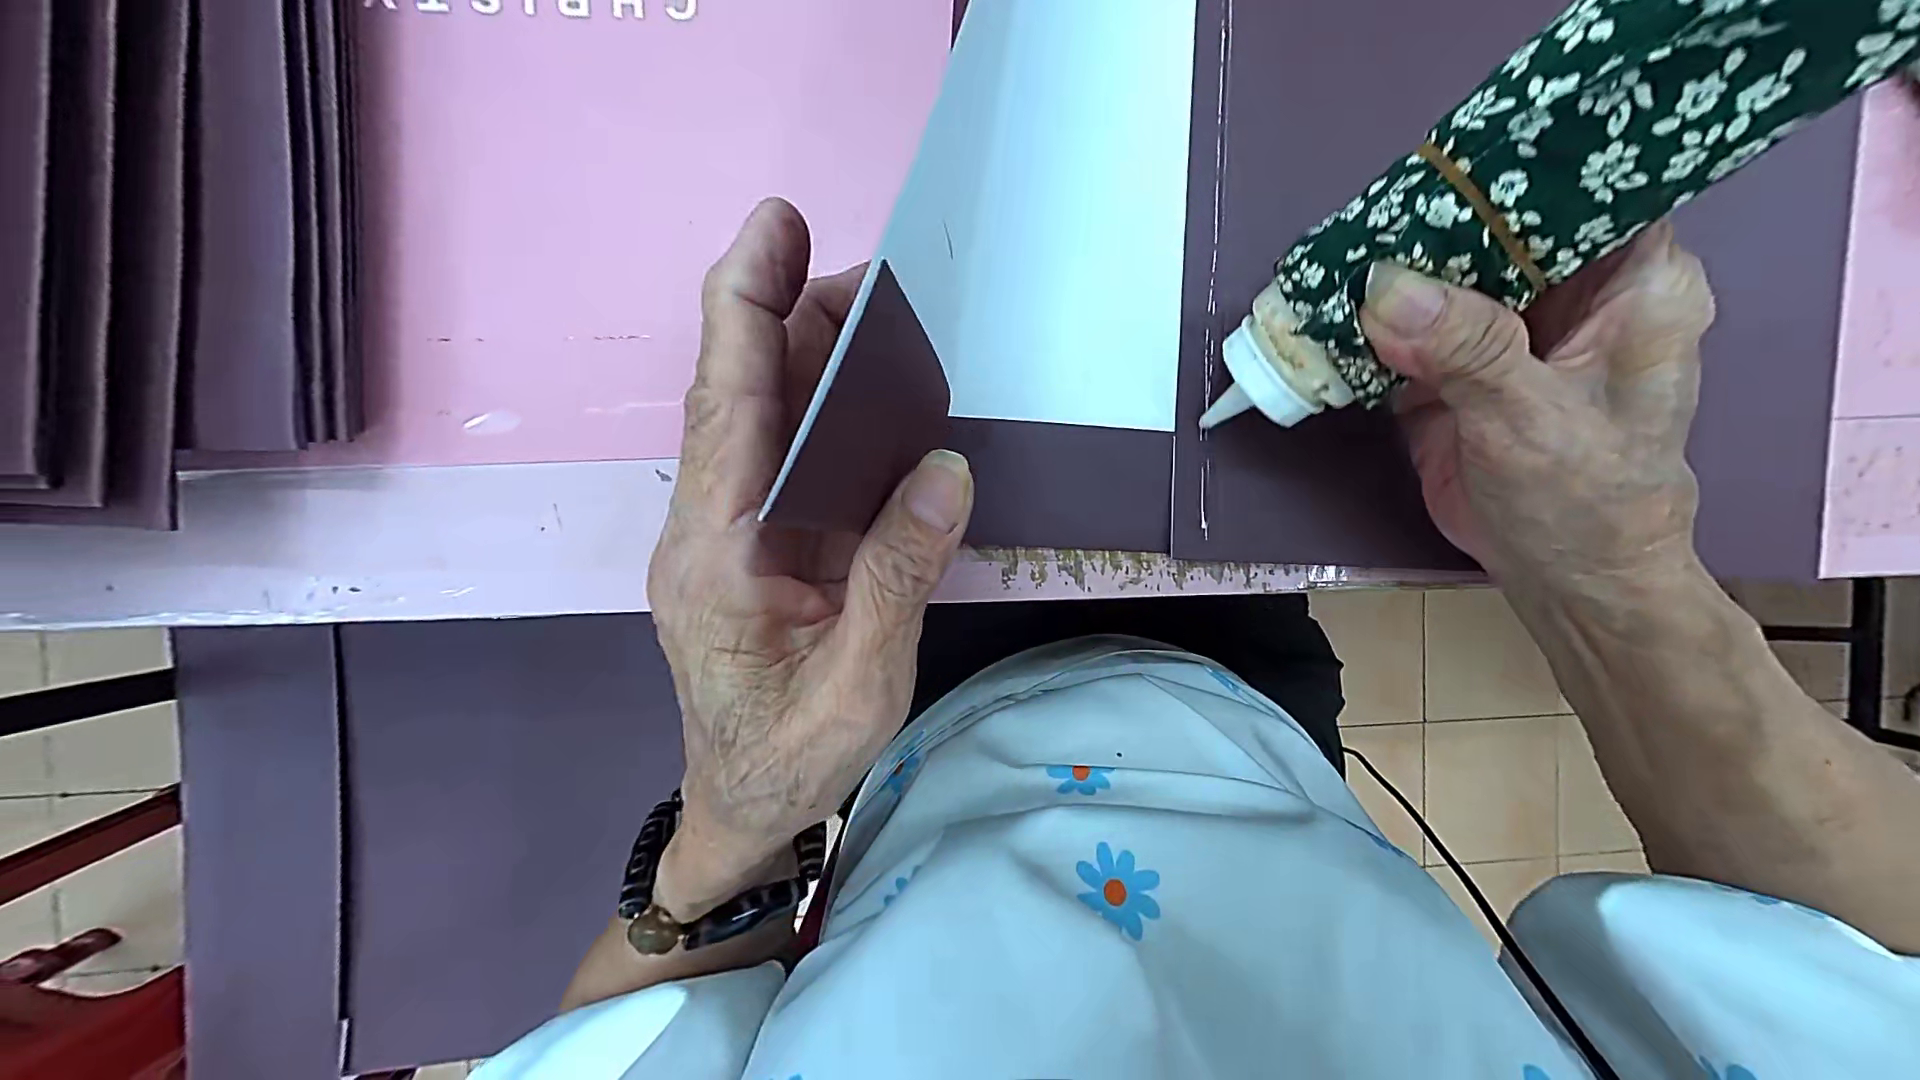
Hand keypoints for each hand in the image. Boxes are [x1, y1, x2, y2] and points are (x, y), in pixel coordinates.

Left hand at [646, 199, 974, 918]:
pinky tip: (856, 393)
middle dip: (786, 317)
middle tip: (865, 280)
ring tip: (867, 319)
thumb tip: (945, 467)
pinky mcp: (746, 547)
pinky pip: (774, 457)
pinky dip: (810, 408)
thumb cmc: (793, 758)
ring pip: (753, 420)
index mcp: (720, 553)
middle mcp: (706, 527)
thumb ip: (899, 575)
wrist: (742, 812)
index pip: (729, 404)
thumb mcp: (862, 681)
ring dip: (801, 357)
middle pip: (737, 395)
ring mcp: (722, 535)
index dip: (747, 304)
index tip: (776, 225)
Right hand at [1358, 221, 1715, 593]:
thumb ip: (1467, 349)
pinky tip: (1323, 330)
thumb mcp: (1531, 417)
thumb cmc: (1583, 495)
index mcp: (1626, 285)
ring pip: (1434, 291)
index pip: (1575, 197)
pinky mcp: (1448, 377)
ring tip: (1322, 275)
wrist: (1555, 573)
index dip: (1503, 183)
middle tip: (1351, 232)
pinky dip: (1361, 339)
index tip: (1426, 184)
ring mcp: (1497, 339)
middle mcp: (1561, 300)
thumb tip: (1382, 287)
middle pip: (1488, 242)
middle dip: (1419, 239)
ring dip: (1380, 291)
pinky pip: (1399, 342)